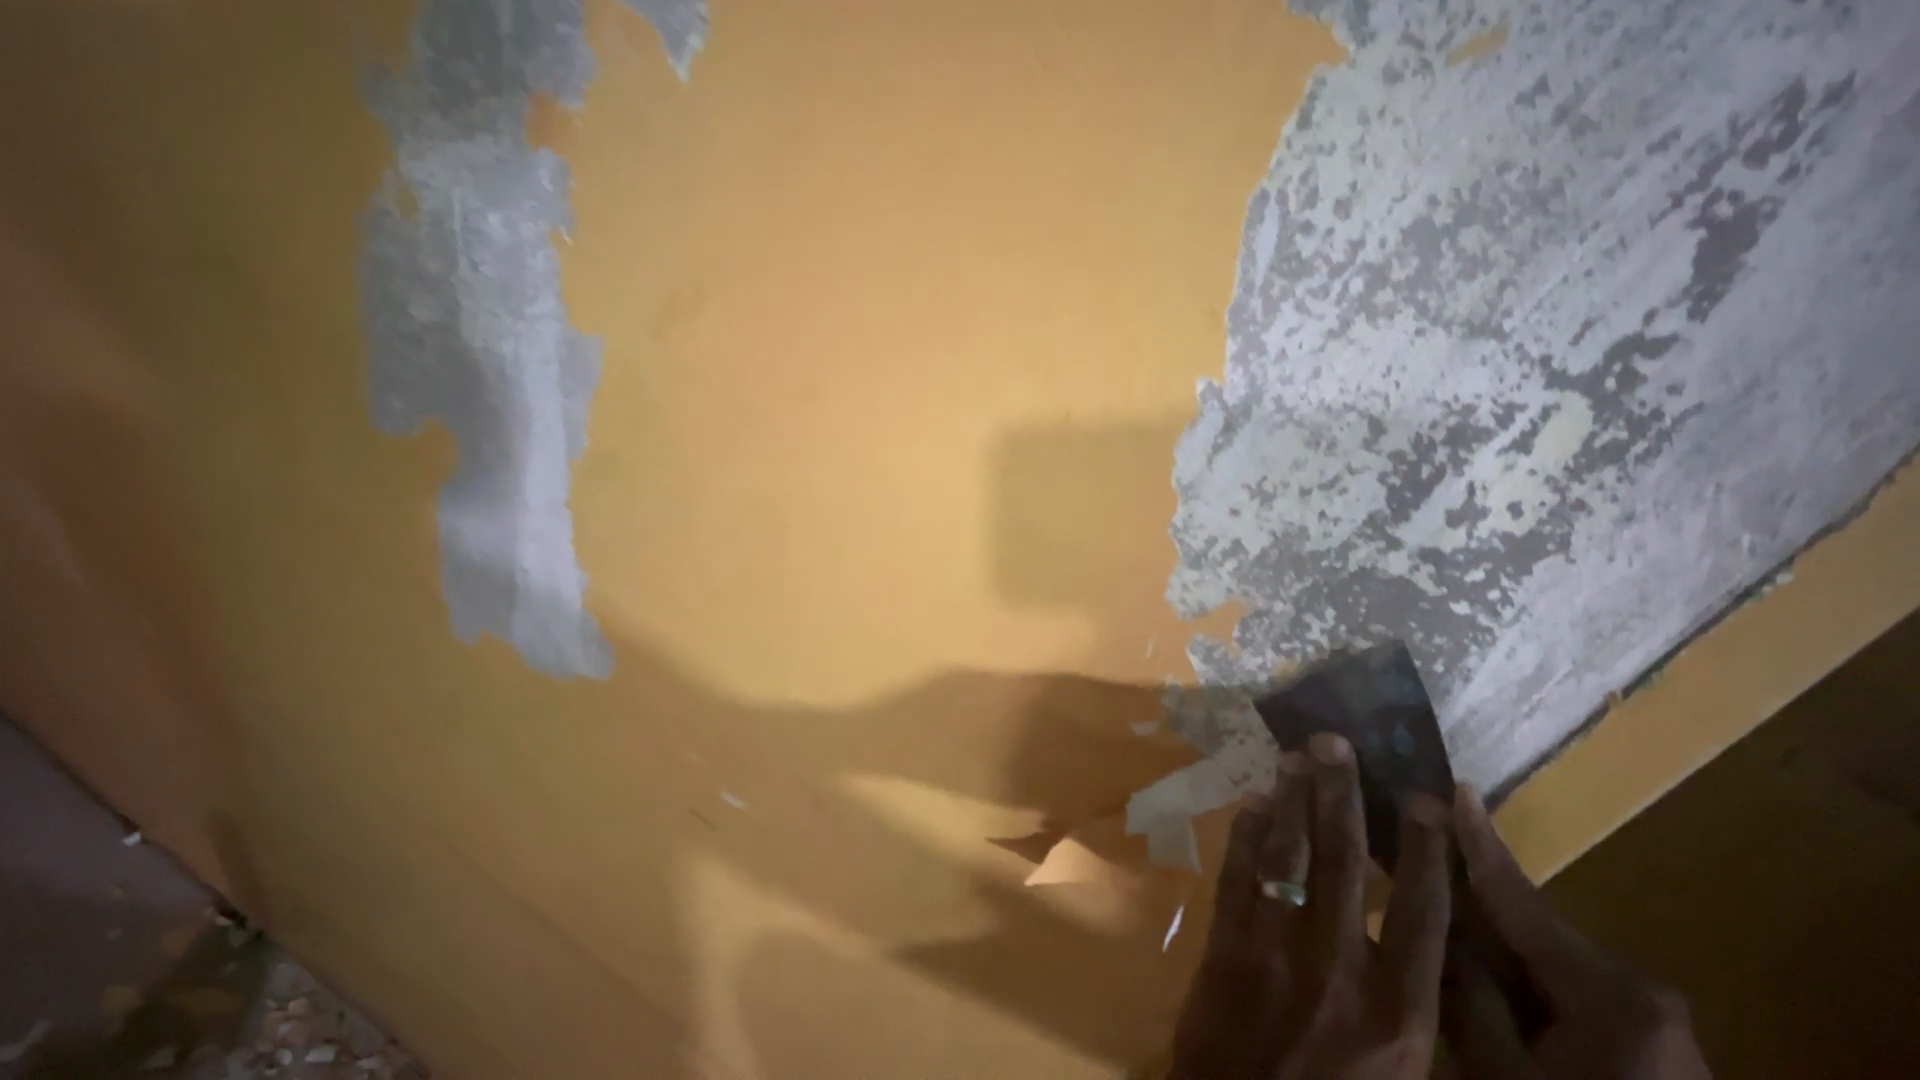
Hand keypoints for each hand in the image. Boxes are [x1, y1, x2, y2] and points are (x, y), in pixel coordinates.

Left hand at [1169, 733, 1452, 1079]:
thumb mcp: (1404, 1074)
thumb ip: (1413, 1004)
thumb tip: (1420, 932)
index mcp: (1399, 1008)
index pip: (1424, 909)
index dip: (1426, 848)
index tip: (1425, 796)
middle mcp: (1339, 966)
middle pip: (1346, 862)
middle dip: (1342, 795)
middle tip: (1335, 741)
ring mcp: (1274, 952)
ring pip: (1288, 858)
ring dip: (1292, 802)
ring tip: (1296, 756)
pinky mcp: (1224, 950)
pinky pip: (1238, 879)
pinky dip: (1246, 838)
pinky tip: (1254, 805)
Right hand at [1444, 787, 1712, 1079]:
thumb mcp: (1500, 1075)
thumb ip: (1465, 994)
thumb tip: (1431, 923)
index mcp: (1605, 991)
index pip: (1520, 900)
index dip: (1476, 843)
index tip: (1451, 786)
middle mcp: (1631, 987)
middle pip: (1530, 927)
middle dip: (1469, 895)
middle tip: (1411, 851)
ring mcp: (1644, 1014)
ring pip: (1542, 959)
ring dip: (1487, 939)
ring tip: (1429, 906)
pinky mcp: (1642, 1038)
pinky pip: (1560, 989)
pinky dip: (1513, 976)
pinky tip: (1473, 970)